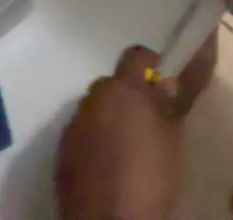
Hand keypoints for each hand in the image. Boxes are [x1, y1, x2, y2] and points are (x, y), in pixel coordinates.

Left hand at [54, 46, 186, 219]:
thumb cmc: (149, 177)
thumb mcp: (173, 138)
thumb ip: (170, 103)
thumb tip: (167, 81)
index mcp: (122, 89)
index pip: (136, 56)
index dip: (151, 66)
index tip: (163, 84)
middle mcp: (92, 100)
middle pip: (112, 84)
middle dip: (128, 96)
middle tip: (147, 120)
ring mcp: (72, 127)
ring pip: (94, 111)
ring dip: (108, 119)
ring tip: (126, 147)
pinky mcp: (60, 155)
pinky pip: (81, 136)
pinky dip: (93, 143)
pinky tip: (107, 166)